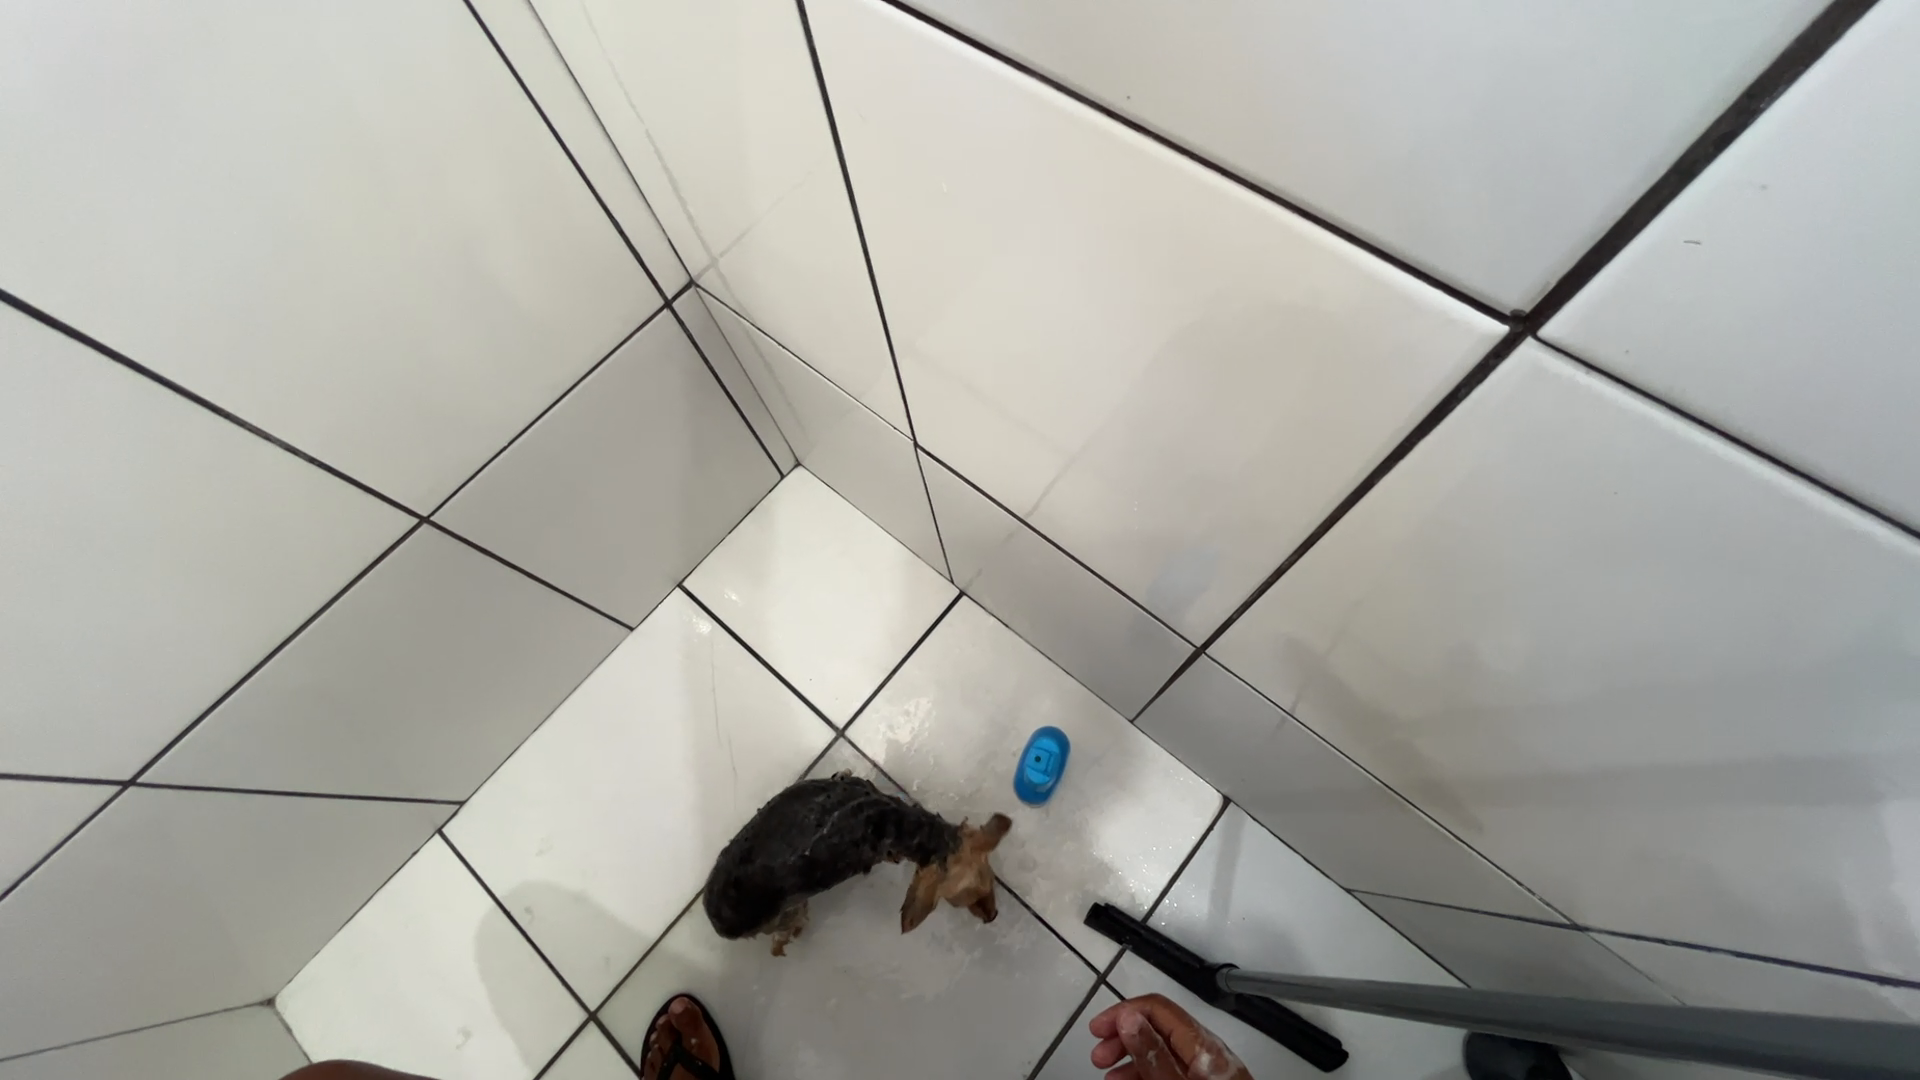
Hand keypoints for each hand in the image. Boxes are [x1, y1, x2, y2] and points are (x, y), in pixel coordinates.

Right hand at [1090, 994, 1253, 1079]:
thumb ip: (1153, 1056)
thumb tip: (1128, 1016)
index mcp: (1203, 1047)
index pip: (1158, 1008)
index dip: (1123, 1012)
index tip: (1096, 1031)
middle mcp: (1207, 1055)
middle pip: (1158, 1028)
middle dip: (1124, 1037)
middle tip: (1098, 1057)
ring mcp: (1207, 1076)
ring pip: (1162, 1054)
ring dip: (1132, 1061)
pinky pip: (1171, 1074)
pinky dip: (1147, 1078)